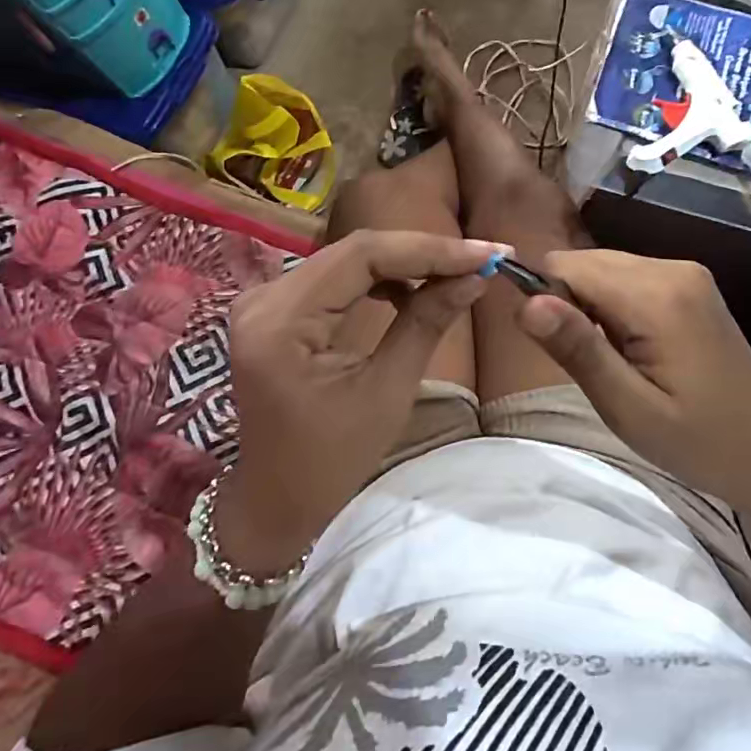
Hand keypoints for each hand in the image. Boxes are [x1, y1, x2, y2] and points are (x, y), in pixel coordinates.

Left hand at [218, 230, 501, 569]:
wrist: (276, 501)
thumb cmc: (331, 461)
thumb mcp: (386, 392)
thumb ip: (426, 323)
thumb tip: (475, 276)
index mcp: (280, 321)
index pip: (361, 255)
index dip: (429, 249)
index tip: (487, 253)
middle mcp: (263, 298)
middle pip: (354, 251)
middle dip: (423, 252)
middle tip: (483, 257)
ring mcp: (264, 301)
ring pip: (347, 259)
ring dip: (405, 262)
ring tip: (457, 271)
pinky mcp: (275, 310)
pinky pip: (335, 278)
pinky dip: (379, 279)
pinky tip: (413, 289)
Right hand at [515, 250, 750, 513]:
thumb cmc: (698, 443)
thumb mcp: (628, 408)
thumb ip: (578, 350)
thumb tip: (525, 302)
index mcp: (657, 296)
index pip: (567, 266)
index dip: (547, 302)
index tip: (561, 352)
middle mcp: (673, 268)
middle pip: (586, 262)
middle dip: (570, 305)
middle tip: (595, 364)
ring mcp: (687, 273)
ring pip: (605, 268)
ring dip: (592, 307)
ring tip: (617, 361)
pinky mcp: (692, 284)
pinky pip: (630, 278)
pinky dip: (615, 306)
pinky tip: (634, 348)